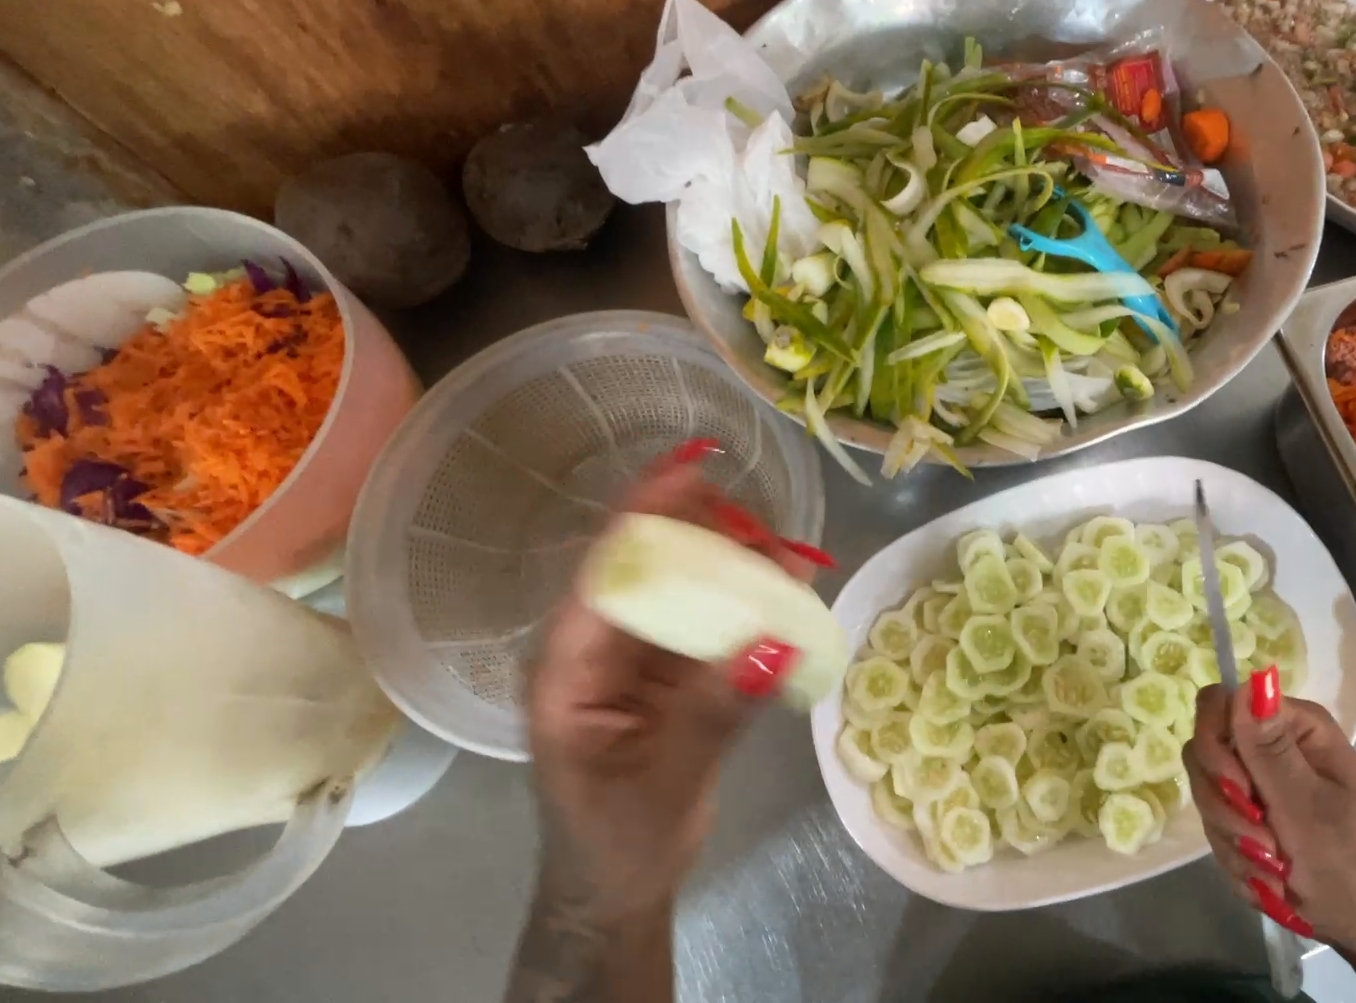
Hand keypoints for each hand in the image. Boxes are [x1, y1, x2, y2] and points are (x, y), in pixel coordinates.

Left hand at [524, 446, 811, 918]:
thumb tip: (776, 640)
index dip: (647, 513)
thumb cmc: (617, 840)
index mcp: (568, 667)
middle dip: (705, 535)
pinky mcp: (672, 671)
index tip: (694, 468)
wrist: (617, 888)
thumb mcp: (665, 779)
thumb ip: (716, 708)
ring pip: (685, 589)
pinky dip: (748, 605)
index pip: (608, 572)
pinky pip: (712, 622)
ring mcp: (637, 657)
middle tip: (766, 523)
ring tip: (788, 552)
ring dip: (735, 566)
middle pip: (650, 566)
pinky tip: (786, 591)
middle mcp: (600, 647)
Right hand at [1184, 670, 1355, 971]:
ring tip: (1276, 869)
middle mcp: (1271, 745)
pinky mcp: (1245, 817)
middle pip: (1205, 751)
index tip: (1238, 790)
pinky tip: (1270, 878)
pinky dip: (1236, 858)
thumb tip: (1251, 681)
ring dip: (1233, 839)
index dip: (1216, 745)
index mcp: (1295, 727)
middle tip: (1265, 842)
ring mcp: (1255, 782)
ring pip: (1206, 794)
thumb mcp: (1311, 810)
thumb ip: (1271, 749)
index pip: (1219, 704)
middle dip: (1226, 805)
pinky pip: (1214, 827)